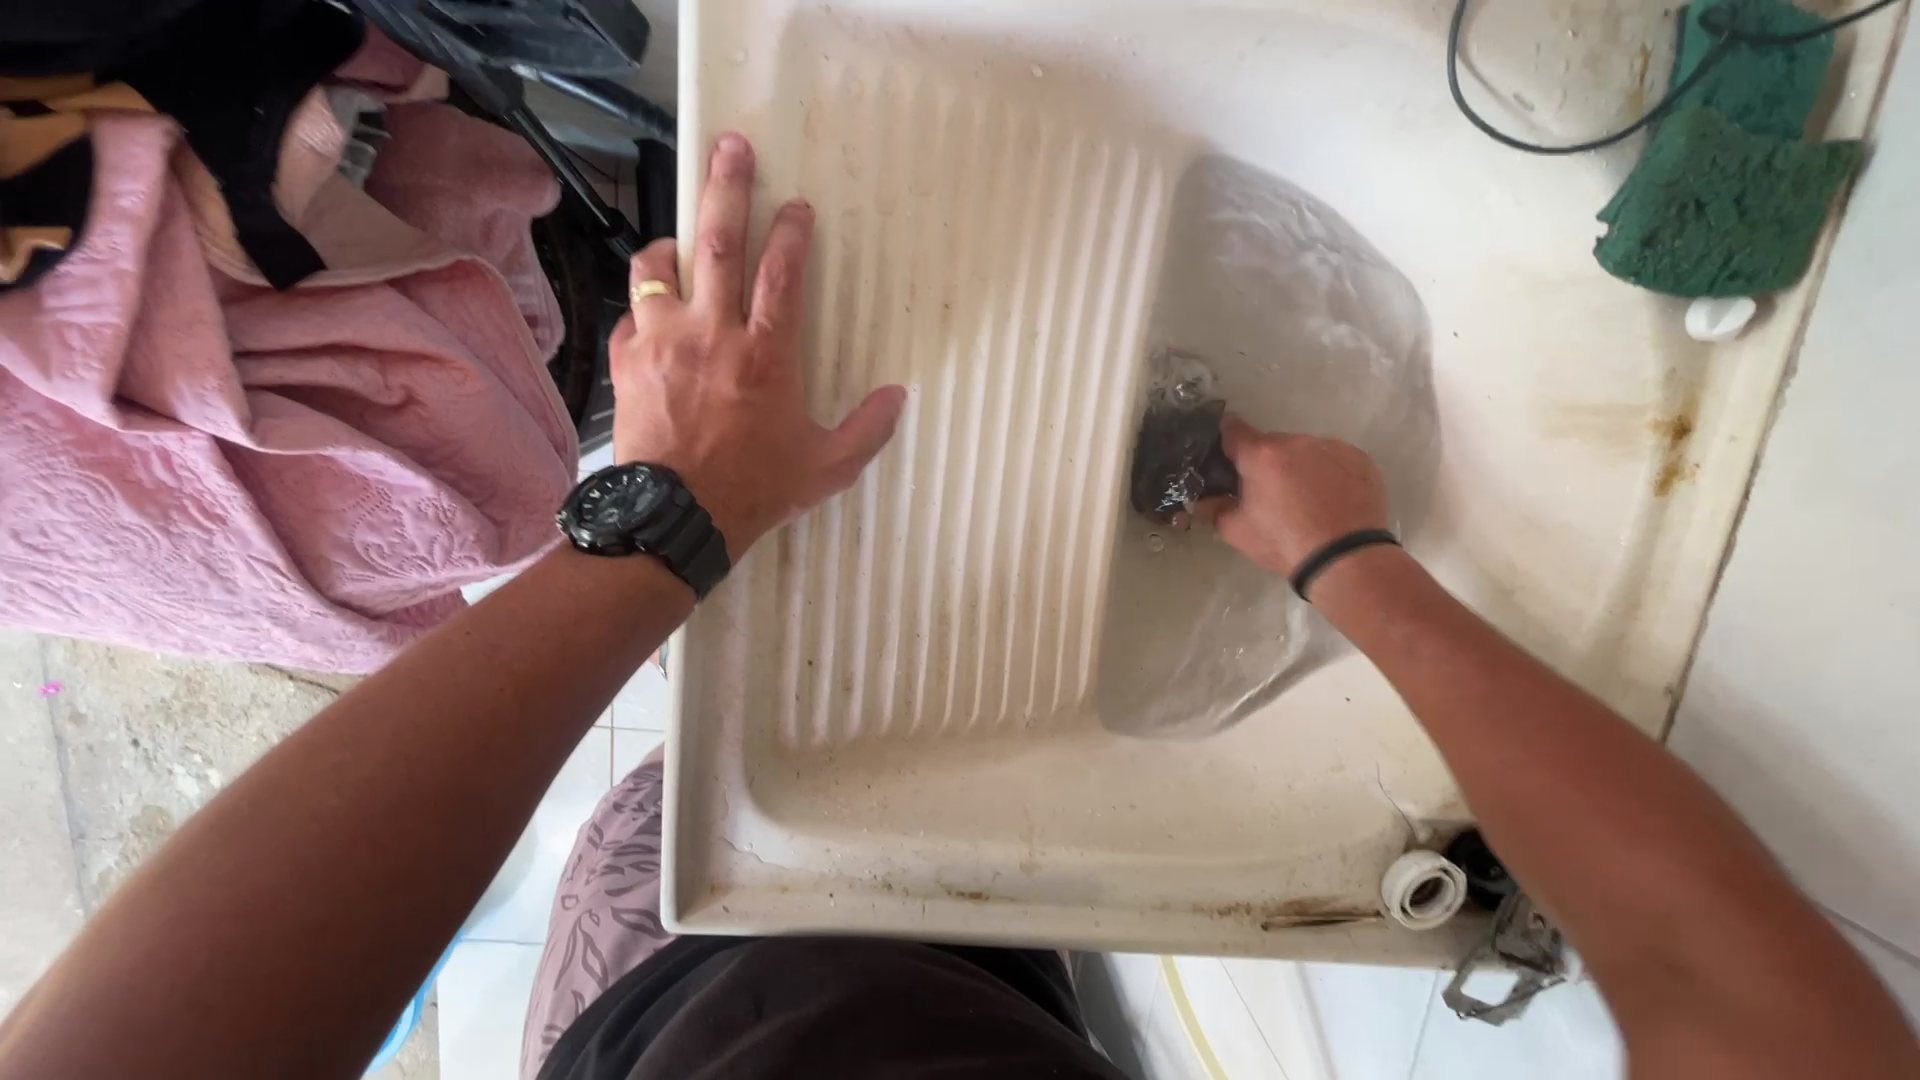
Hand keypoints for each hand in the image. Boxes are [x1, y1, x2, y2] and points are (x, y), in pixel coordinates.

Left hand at [609, 132, 906, 558]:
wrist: (675, 518)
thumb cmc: (755, 490)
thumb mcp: (827, 468)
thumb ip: (868, 431)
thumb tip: (898, 397)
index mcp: (766, 356)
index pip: (782, 274)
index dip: (791, 232)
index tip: (797, 206)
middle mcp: (713, 334)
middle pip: (718, 243)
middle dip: (728, 188)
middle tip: (732, 147)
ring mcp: (663, 342)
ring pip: (660, 266)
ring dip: (673, 242)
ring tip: (681, 238)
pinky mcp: (627, 360)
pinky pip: (633, 313)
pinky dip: (646, 304)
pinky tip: (656, 313)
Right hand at [1205, 415, 1390, 577]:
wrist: (1346, 558)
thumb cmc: (1284, 543)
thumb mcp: (1236, 531)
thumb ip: (1215, 509)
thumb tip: (1206, 499)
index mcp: (1262, 455)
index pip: (1234, 430)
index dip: (1226, 438)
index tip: (1226, 452)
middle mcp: (1297, 442)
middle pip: (1271, 444)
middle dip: (1265, 462)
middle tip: (1268, 493)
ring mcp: (1332, 447)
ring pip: (1304, 450)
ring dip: (1297, 466)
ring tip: (1304, 499)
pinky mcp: (1360, 459)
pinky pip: (1333, 459)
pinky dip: (1326, 472)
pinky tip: (1330, 499)